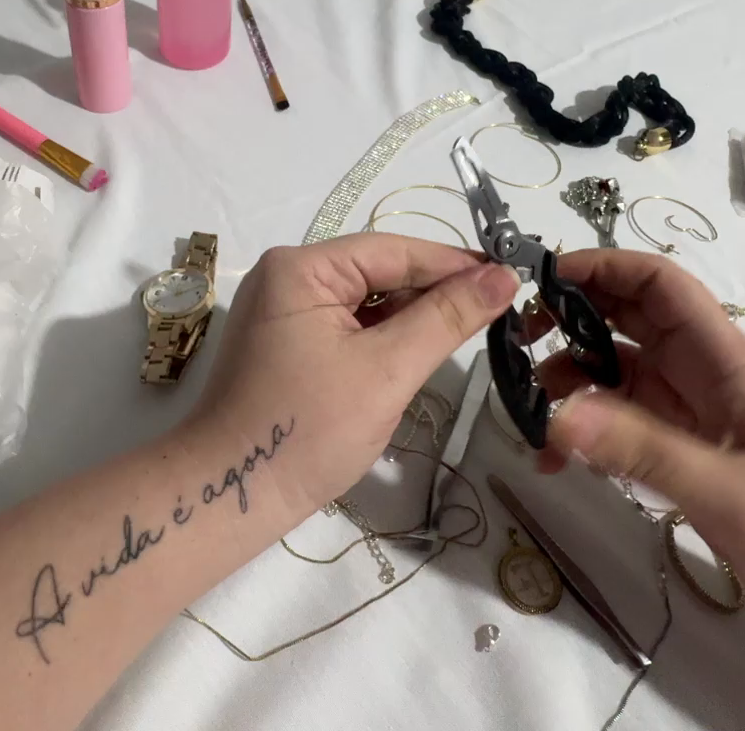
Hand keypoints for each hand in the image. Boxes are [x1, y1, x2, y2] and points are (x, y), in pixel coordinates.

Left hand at [183, 234, 518, 521]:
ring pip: (367, 301)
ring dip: (413, 317)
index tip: (511, 278)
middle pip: (379, 271)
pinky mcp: (289, 342)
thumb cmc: (308, 430)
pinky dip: (386, 338)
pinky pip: (349, 326)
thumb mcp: (387, 370)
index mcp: (301, 267)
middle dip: (435, 291)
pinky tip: (420, 351)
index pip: (393, 250)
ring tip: (471, 330)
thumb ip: (446, 317)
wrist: (232, 495)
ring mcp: (285, 310)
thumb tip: (503, 275)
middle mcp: (288, 276)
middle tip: (500, 310)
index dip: (454, 263)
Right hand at [529, 250, 744, 630]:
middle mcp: (700, 373)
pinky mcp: (681, 448)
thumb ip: (643, 450)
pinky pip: (619, 420)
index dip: (602, 267)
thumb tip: (555, 415)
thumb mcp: (730, 492)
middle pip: (626, 318)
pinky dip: (585, 428)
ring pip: (614, 369)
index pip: (659, 284)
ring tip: (529, 414)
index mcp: (723, 359)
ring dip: (568, 380)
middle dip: (568, 317)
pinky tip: (558, 461)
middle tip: (515, 342)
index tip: (540, 280)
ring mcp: (688, 411)